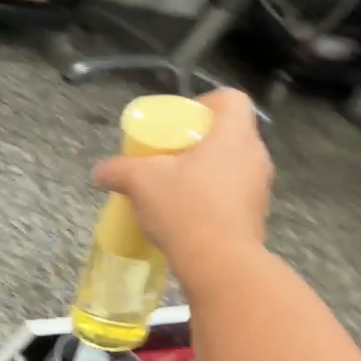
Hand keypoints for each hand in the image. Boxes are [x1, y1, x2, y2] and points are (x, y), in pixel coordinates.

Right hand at [92, 88, 273, 273]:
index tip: (179, 122)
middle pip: (228, 134)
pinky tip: (184, 215)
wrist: (219, 260)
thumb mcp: (140, 182)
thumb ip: (118, 170)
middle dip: (196, 143)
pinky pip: (231, 194)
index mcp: (234, 136)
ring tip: (172, 190)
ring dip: (203, 172)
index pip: (231, 100)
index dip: (205, 103)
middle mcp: (255, 155)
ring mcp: (259, 187)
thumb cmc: (185, 207)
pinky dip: (210, 198)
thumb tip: (101, 170)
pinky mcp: (255, 214)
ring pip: (230, 166)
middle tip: (166, 158)